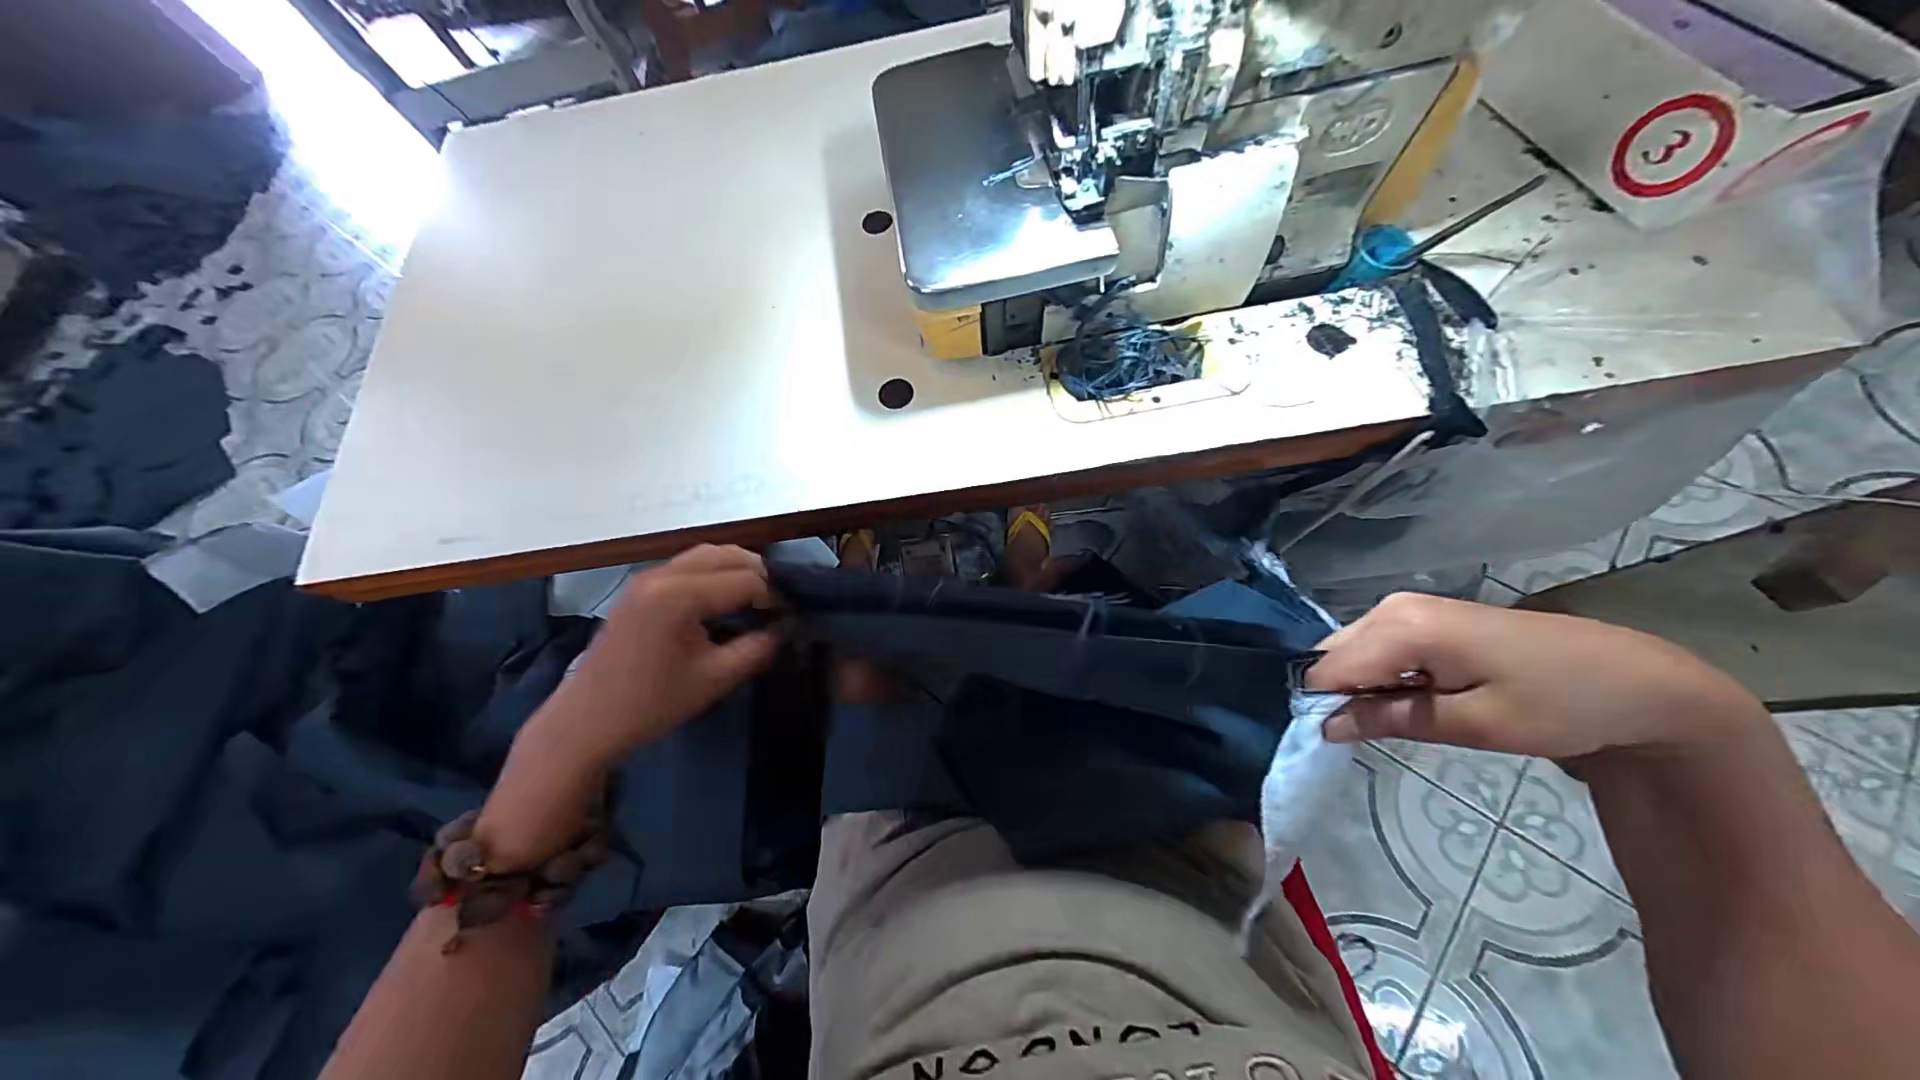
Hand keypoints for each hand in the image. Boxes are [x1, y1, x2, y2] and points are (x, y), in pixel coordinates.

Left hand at [477, 547, 782, 868]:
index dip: (775, 596)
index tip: (792, 618)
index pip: (746, 579)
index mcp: (679, 596)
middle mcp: (662, 575)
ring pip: (707, 555)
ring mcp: (646, 577)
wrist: (585, 722)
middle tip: (778, 607)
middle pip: (727, 555)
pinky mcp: (640, 587)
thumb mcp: (714, 680)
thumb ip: (757, 648)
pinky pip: (688, 565)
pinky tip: (725, 602)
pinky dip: (714, 574)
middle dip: (759, 575)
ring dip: (737, 571)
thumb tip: (786, 628)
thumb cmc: (650, 704)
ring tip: (756, 602)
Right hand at [1306, 593, 1765, 761]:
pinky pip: (1376, 645)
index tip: (1345, 742)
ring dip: (1362, 686)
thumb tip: (1326, 725)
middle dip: (1341, 694)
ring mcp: (1408, 607)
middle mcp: (1394, 607)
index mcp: (1402, 627)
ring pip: (1352, 650)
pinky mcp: (1424, 615)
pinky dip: (1381, 675)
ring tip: (1401, 717)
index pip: (1326, 668)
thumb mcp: (1472, 724)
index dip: (1324, 707)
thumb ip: (1390, 719)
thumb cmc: (1558, 704)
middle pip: (1333, 654)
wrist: (1639, 681)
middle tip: (1377, 733)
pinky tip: (1413, 696)